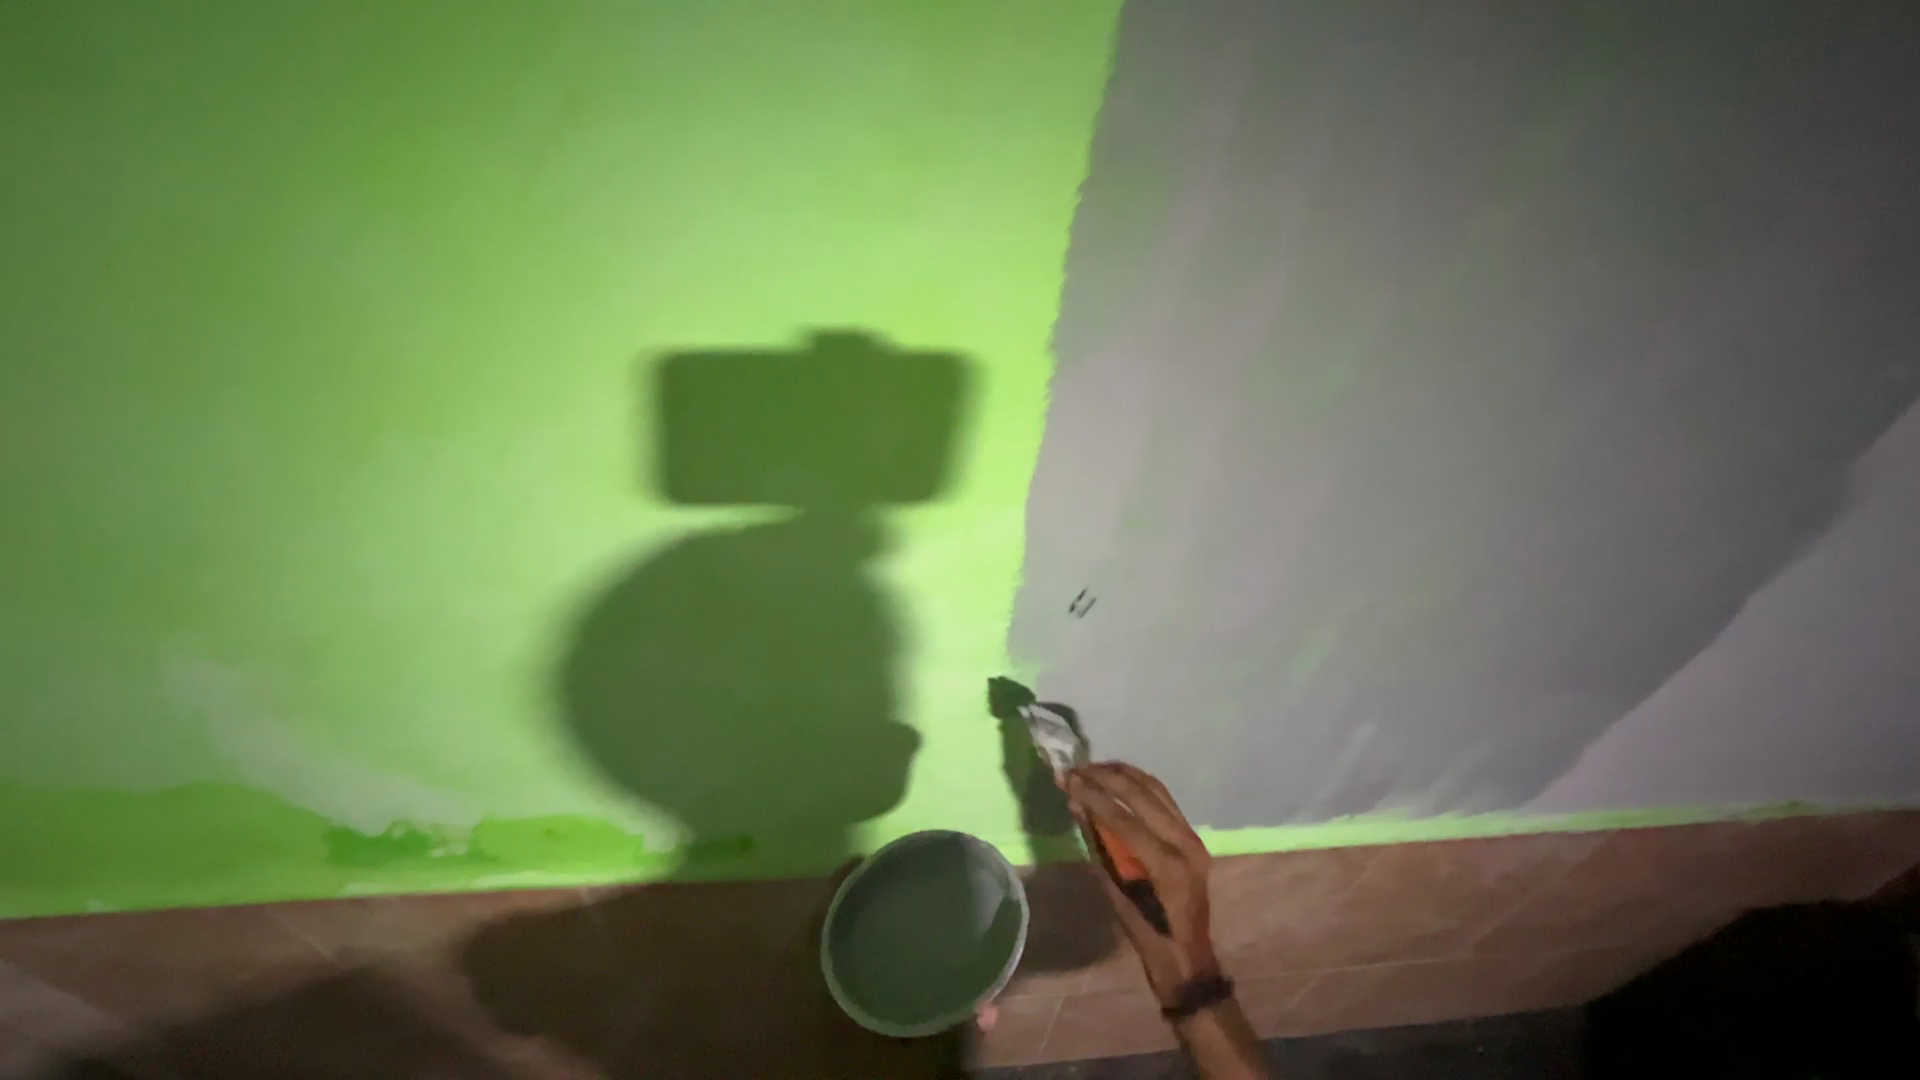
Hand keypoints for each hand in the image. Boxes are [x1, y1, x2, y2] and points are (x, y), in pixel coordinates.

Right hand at [1063, 763, 1219, 1006]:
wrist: (1188, 957)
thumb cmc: (1147, 934)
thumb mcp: (1115, 891)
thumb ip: (1098, 845)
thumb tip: (1076, 805)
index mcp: (1165, 864)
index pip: (1121, 817)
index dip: (1091, 794)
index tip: (1066, 779)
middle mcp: (1184, 842)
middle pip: (1140, 794)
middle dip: (1104, 776)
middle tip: (1075, 769)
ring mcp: (1192, 836)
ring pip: (1155, 788)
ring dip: (1122, 773)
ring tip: (1093, 768)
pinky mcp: (1193, 835)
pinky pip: (1164, 798)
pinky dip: (1139, 784)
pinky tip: (1119, 778)